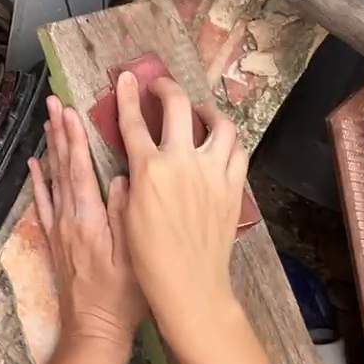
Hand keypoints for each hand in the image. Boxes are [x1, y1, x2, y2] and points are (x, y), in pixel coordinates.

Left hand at [30, 96, 146, 353]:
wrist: (93, 334)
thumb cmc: (123, 300)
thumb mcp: (133, 260)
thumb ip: (124, 217)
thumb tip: (119, 177)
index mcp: (90, 220)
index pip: (80, 170)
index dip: (76, 138)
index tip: (72, 111)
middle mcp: (69, 219)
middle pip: (63, 167)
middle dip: (60, 132)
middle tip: (54, 103)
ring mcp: (59, 229)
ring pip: (52, 179)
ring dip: (50, 148)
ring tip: (47, 121)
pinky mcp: (54, 240)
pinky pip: (42, 203)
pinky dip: (37, 180)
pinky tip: (33, 162)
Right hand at [114, 72, 247, 351]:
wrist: (190, 287)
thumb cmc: (149, 257)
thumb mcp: (126, 214)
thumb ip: (129, 179)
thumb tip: (131, 160)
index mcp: (148, 170)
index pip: (132, 121)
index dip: (127, 95)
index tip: (126, 77)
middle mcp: (182, 162)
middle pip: (177, 106)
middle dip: (167, 88)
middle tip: (161, 88)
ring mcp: (212, 173)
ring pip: (218, 123)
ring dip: (205, 111)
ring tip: (198, 112)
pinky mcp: (233, 187)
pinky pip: (238, 150)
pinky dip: (228, 139)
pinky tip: (219, 143)